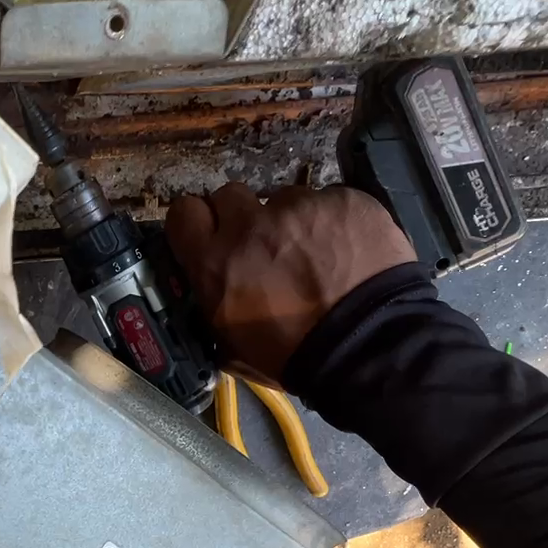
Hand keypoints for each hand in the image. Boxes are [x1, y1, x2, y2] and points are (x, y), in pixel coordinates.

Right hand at [166, 183, 414, 384]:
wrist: (364, 344)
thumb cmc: (291, 353)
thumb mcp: (229, 340)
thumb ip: (213, 300)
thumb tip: (212, 293)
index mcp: (214, 263)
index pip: (183, 213)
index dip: (195, 221)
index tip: (206, 233)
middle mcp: (250, 225)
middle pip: (229, 194)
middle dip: (238, 215)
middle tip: (256, 242)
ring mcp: (299, 207)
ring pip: (282, 199)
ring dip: (288, 221)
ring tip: (310, 253)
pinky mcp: (344, 199)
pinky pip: (327, 202)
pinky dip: (329, 222)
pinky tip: (343, 250)